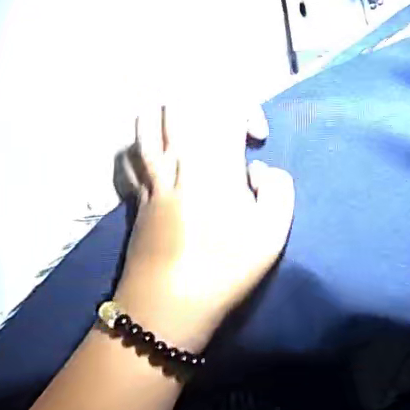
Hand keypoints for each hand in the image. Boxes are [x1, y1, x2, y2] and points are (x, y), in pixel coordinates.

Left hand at [111, 103, 295, 352]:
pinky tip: (158, 159)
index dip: (246, 109)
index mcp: (213, 162)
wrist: (166, 306)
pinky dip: (144, 147)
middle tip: (224, 129)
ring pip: (147, 123)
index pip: (226, 105)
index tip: (257, 140)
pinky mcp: (136, 198)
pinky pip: (131, 156)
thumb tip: (256, 172)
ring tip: (190, 131)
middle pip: (182, 103)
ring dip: (170, 116)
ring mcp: (152, 178)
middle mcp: (178, 160)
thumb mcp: (274, 231)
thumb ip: (278, 188)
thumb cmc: (225, 267)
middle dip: (208, 103)